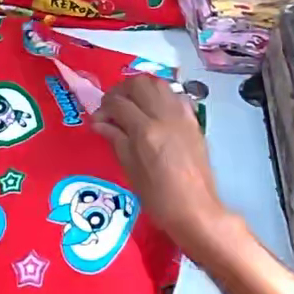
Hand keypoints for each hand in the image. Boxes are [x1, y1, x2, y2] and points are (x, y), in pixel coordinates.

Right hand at [93, 75, 233, 255]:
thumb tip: (99, 123)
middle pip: (138, 84)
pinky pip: (175, 95)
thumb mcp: (130, 170)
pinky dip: (161, 95)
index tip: (98, 119)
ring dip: (141, 88)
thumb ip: (115, 139)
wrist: (196, 210)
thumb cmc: (158, 198)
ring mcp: (182, 116)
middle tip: (112, 106)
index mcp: (145, 131)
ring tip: (132, 103)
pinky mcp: (194, 121)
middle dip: (120, 91)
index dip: (103, 108)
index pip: (118, 103)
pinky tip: (154, 110)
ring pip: (158, 83)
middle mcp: (164, 116)